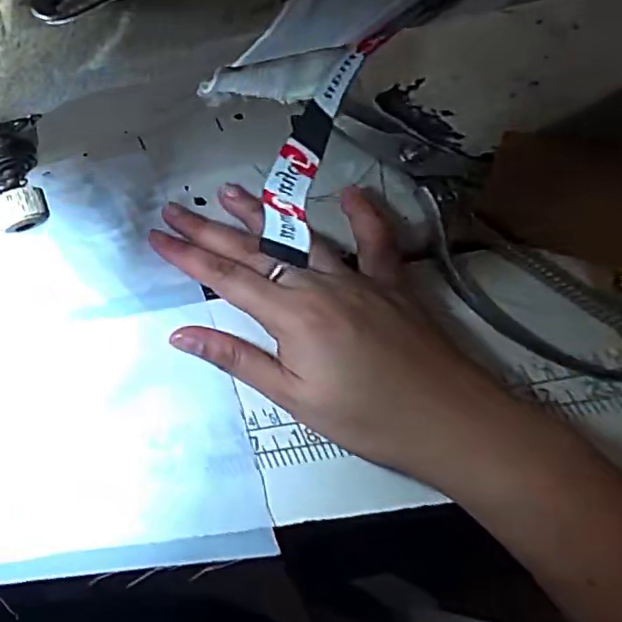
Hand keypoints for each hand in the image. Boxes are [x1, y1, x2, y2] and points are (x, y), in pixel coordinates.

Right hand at [149, 183, 551, 489]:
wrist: (465, 429)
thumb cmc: (370, 420)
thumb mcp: (291, 395)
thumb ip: (235, 357)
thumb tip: (180, 334)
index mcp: (292, 315)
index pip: (224, 277)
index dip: (186, 255)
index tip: (156, 237)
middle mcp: (322, 287)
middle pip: (253, 251)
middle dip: (207, 229)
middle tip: (175, 210)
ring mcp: (360, 283)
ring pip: (301, 239)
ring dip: (263, 213)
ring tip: (231, 192)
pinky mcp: (394, 288)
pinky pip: (378, 245)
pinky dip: (366, 217)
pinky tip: (352, 195)